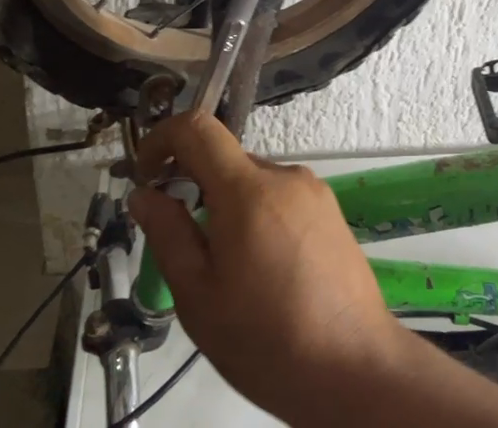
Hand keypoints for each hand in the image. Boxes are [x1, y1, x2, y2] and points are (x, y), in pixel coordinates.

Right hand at [128, 112, 410, 422]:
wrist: (353, 368)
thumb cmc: (266, 338)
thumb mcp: (198, 295)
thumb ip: (167, 234)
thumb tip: (144, 194)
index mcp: (248, 190)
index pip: (198, 128)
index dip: (162, 138)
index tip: (145, 173)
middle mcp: (285, 177)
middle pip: (226, 160)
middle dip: (194, 186)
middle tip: (180, 241)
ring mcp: (315, 193)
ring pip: (254, 182)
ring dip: (227, 207)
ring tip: (225, 267)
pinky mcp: (332, 213)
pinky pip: (281, 199)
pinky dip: (258, 217)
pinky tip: (260, 269)